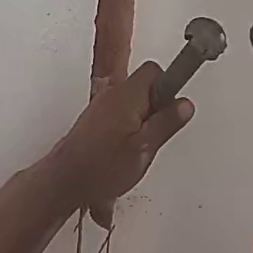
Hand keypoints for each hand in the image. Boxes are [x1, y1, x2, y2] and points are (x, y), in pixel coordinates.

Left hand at [44, 61, 192, 223]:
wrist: (66, 181)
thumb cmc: (101, 167)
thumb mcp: (144, 148)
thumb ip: (166, 123)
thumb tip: (185, 106)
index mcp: (127, 96)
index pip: (155, 71)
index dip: (169, 88)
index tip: (174, 109)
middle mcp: (111, 95)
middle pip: (145, 86)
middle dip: (157, 107)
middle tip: (156, 133)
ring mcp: (101, 106)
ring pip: (133, 102)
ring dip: (142, 119)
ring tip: (141, 146)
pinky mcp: (95, 120)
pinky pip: (120, 113)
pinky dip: (129, 127)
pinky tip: (127, 149)